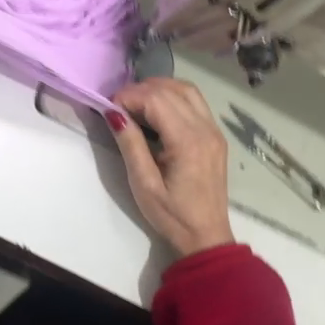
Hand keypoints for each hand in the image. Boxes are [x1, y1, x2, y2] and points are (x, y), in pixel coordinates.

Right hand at [107, 78, 233, 257]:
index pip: (156, 99)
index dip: (129, 96)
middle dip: (140, 91)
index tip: (109, 108)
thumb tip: (113, 113)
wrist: (206, 236)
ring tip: (136, 104)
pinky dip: (173, 96)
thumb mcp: (143, 183)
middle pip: (171, 90)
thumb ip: (130, 144)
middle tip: (118, 106)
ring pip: (186, 90)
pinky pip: (195, 102)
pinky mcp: (215, 135)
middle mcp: (205, 129)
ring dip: (159, 89)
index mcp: (188, 142)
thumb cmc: (171, 215)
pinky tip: (156, 110)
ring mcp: (214, 131)